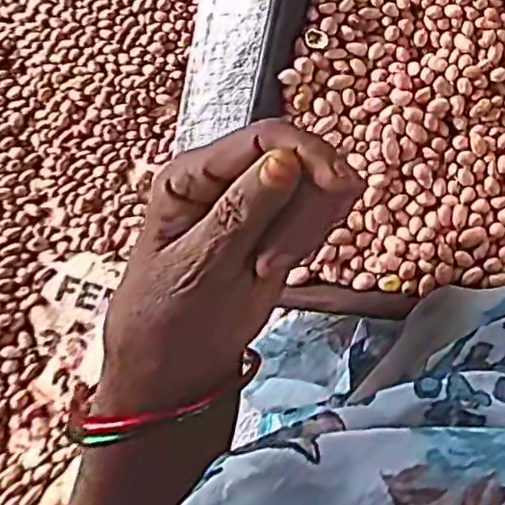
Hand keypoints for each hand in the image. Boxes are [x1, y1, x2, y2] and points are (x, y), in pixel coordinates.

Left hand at [96, 120, 362, 413]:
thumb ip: (242, 211)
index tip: (337, 182)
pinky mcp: (282, 214)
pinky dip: (315, 232)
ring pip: (316, 181)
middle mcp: (228, 174)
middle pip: (298, 157)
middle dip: (305, 206)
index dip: (307, 152)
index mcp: (193, 173)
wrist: (177, 367)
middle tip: (283, 260)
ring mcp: (258, 193)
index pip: (263, 137)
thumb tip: (285, 160)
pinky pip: (321, 205)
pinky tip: (288, 260)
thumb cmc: (167, 319)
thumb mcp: (200, 266)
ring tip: (272, 267)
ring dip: (308, 226)